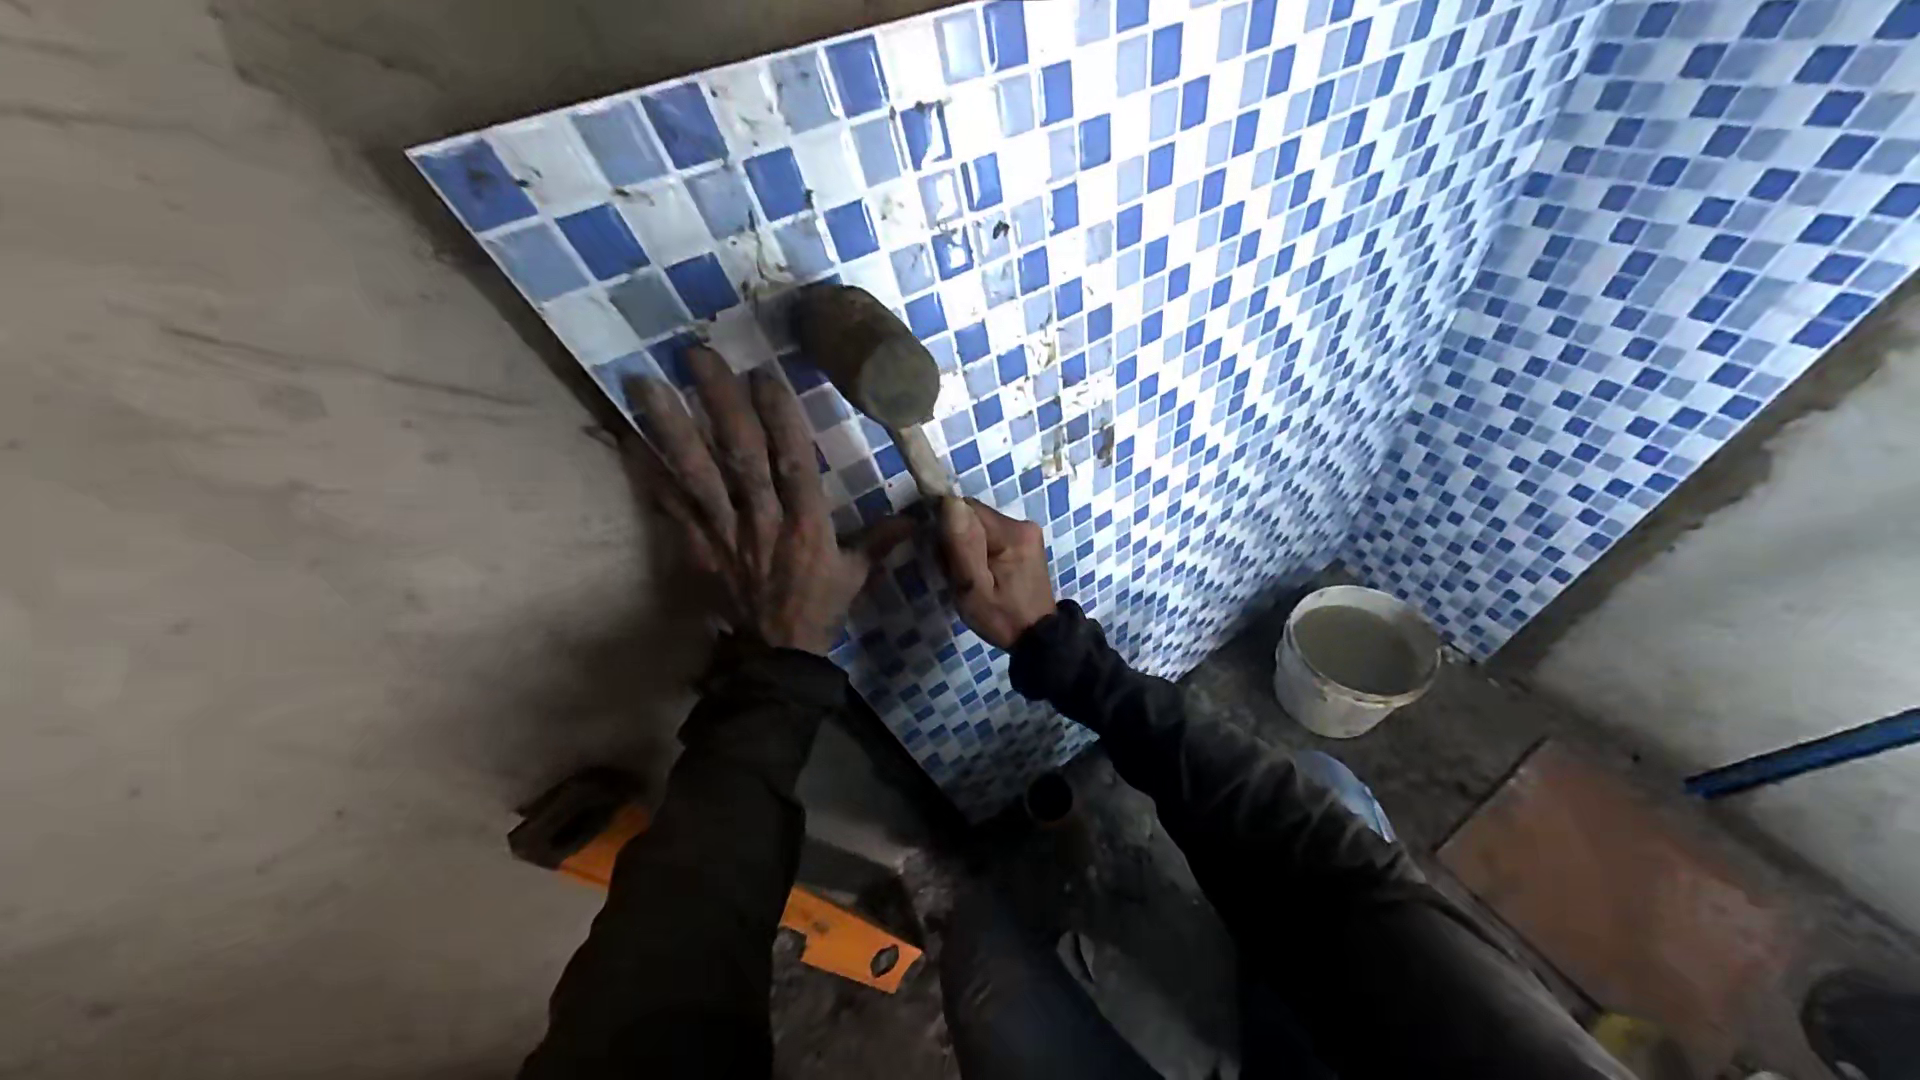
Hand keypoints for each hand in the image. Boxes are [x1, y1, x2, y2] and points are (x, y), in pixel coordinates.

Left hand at [631, 346, 911, 654]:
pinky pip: (671, 507)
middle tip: (698, 356)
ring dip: (672, 428)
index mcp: (808, 524)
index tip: (764, 376)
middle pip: (740, 456)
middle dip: (720, 404)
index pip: (794, 462)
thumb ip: (880, 538)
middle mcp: (764, 521)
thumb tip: (917, 516)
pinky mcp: (699, 547)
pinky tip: (624, 437)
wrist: (778, 652)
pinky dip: (647, 473)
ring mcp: (726, 533)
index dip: (780, 418)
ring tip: (647, 385)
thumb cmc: (820, 605)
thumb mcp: (857, 572)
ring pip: (698, 476)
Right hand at [938, 497, 1056, 649]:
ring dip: (968, 546)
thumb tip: (949, 502)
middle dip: (957, 539)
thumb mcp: (973, 589)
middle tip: (956, 572)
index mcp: (1011, 533)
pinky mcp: (1026, 543)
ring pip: (981, 527)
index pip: (966, 509)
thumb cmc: (1001, 617)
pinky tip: (983, 573)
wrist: (1037, 637)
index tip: (945, 557)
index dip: (948, 528)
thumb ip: (961, 546)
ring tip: (970, 576)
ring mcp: (1027, 533)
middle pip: (974, 516)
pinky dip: (981, 550)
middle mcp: (1023, 524)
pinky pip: (992, 536)